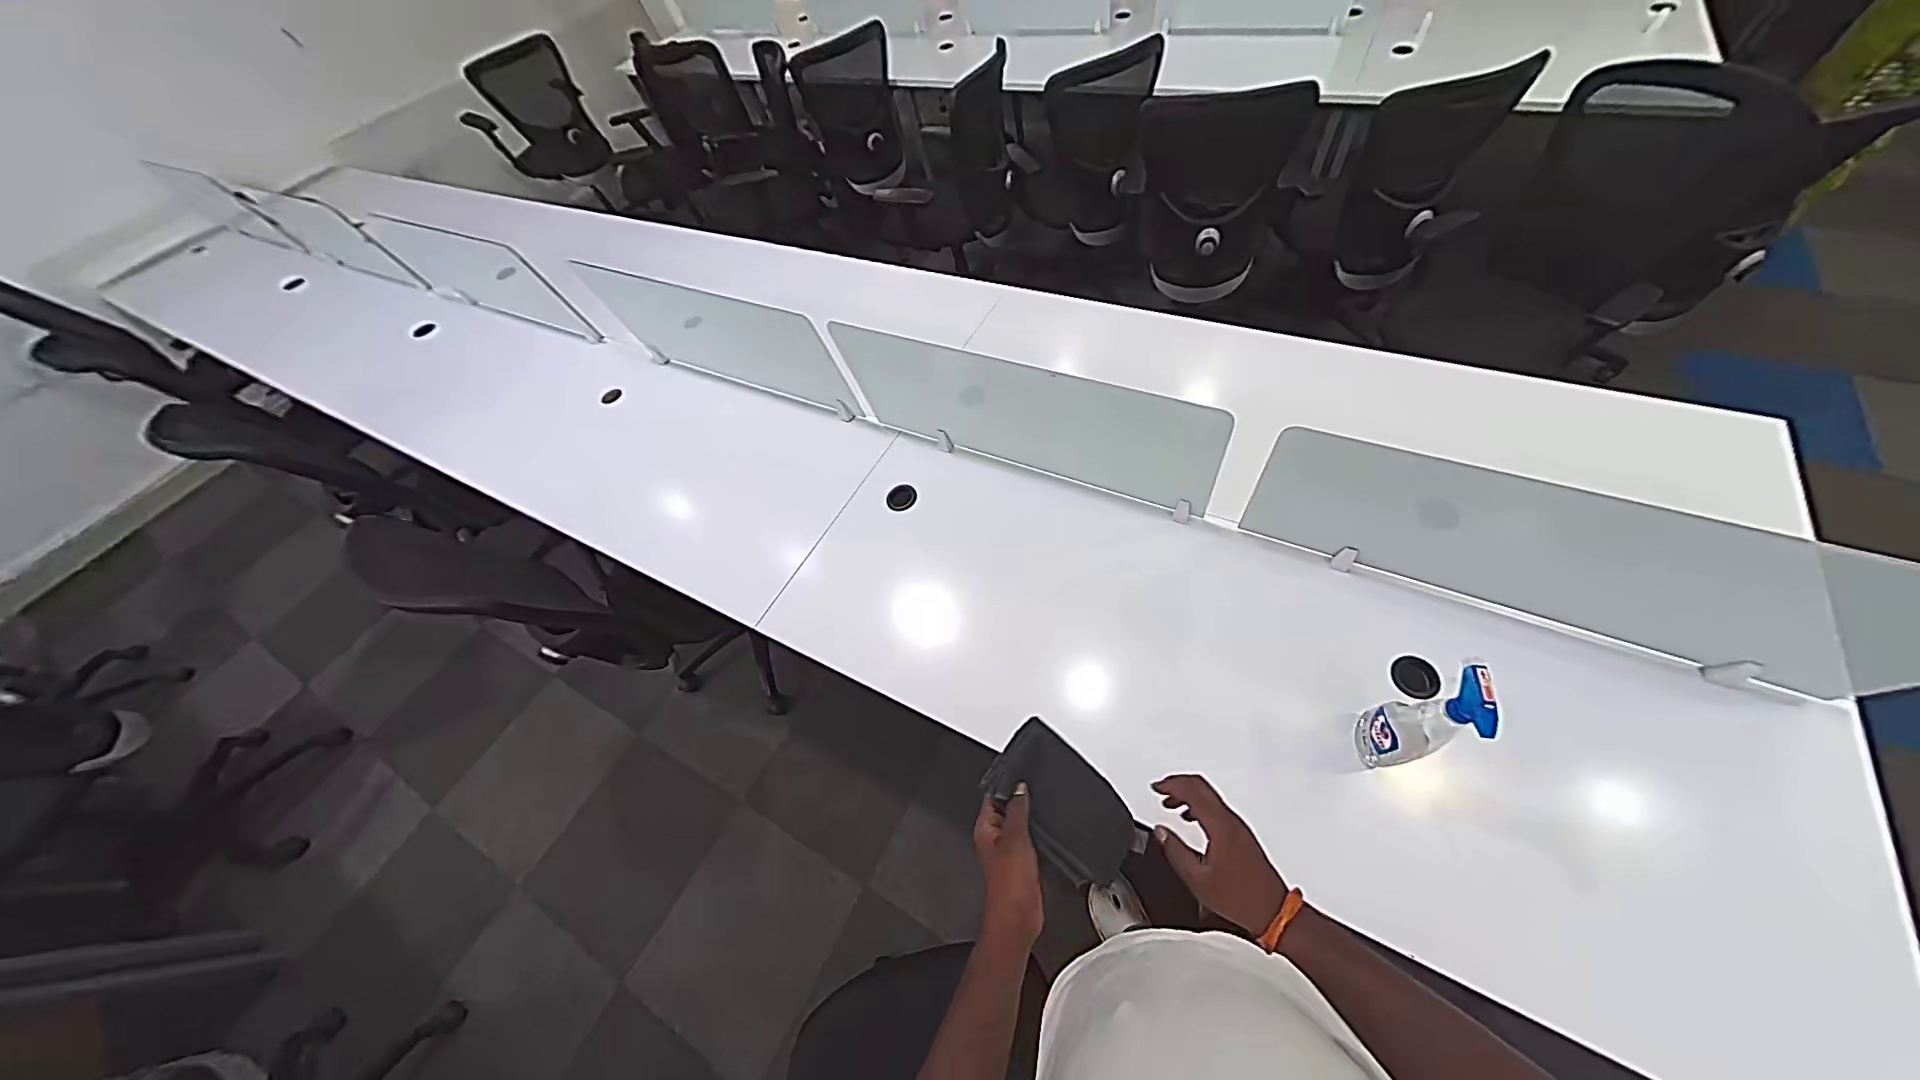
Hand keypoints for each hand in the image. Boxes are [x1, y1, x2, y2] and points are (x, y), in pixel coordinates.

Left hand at [973, 785, 1043, 947]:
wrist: (1018, 917)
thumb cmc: (1009, 885)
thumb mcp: (1015, 838)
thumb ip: (1018, 810)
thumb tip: (1018, 788)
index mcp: (985, 829)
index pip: (992, 797)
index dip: (1004, 784)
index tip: (1018, 773)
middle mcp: (994, 838)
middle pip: (1006, 809)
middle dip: (1019, 800)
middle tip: (1034, 788)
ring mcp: (1008, 850)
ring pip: (1019, 824)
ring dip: (1028, 818)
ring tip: (1040, 808)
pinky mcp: (1022, 861)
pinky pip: (1029, 839)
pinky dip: (1036, 833)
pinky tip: (1044, 830)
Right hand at [1153, 774, 1288, 934]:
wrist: (1273, 911)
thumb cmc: (1242, 899)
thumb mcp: (1197, 879)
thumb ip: (1175, 851)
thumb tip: (1160, 832)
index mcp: (1221, 826)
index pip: (1193, 789)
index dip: (1171, 784)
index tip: (1156, 787)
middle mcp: (1231, 821)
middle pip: (1202, 785)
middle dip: (1177, 783)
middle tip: (1160, 789)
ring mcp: (1238, 826)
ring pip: (1209, 795)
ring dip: (1188, 793)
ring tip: (1170, 802)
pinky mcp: (1241, 833)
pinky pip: (1216, 807)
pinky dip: (1198, 804)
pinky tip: (1189, 817)